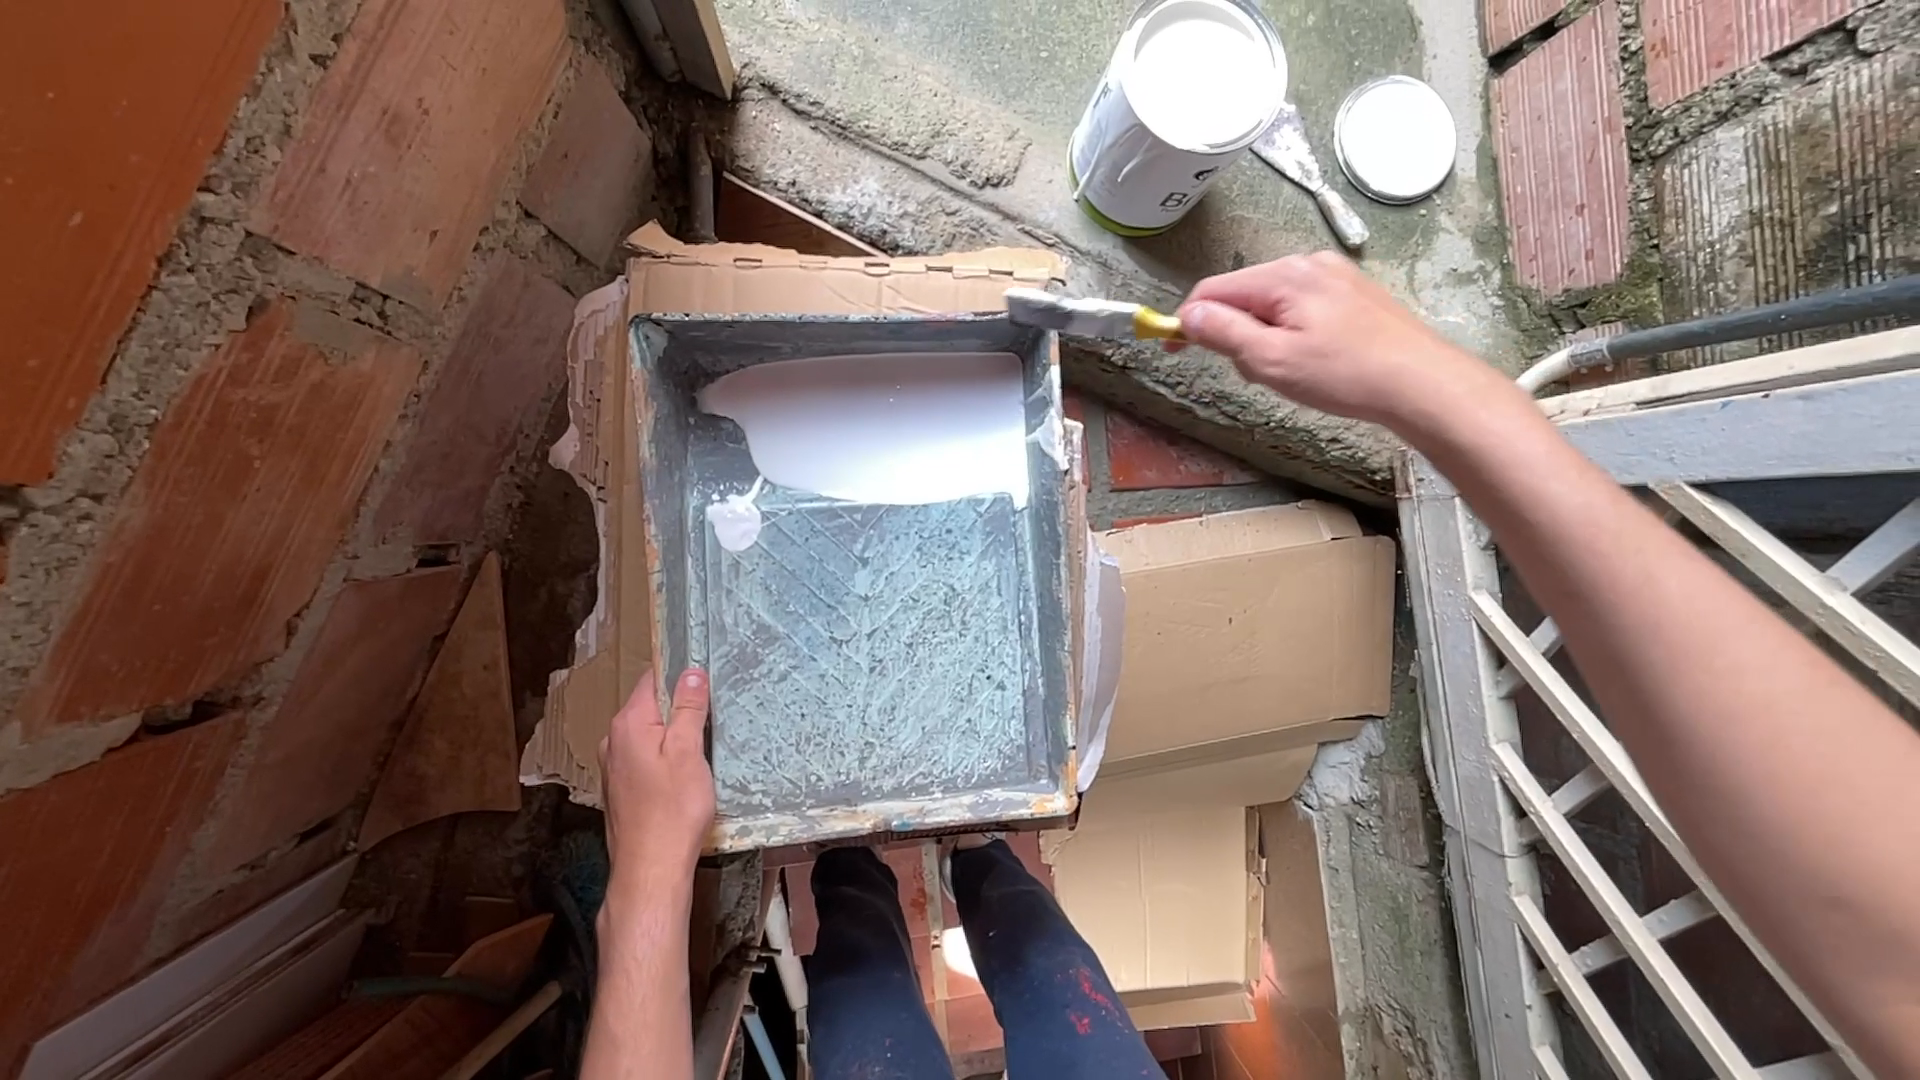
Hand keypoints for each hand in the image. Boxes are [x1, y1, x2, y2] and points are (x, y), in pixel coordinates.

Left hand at [599, 668, 715, 882]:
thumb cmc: (674, 808)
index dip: (680, 676)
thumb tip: (691, 672)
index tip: (707, 681)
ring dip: (673, 735)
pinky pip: (644, 757)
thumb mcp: (688, 751)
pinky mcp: (620, 790)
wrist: (650, 870)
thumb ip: (688, 709)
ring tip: (702, 745)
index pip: (652, 679)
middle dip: (679, 707)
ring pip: (648, 735)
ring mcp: (613, 767)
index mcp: (628, 724)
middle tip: (713, 716)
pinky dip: (664, 757)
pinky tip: (683, 773)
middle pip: (650, 707)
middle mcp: (613, 741)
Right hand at [1173, 251, 1501, 427]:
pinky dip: (1286, 331)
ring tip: (1284, 370)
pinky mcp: (1351, 292)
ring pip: (1269, 302)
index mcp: (1283, 276)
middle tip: (1248, 372)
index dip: (1186, 320)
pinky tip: (1307, 360)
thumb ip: (1223, 333)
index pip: (1212, 290)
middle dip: (1230, 332)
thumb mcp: (1270, 360)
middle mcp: (1307, 263)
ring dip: (1259, 335)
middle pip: (1241, 293)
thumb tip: (1187, 315)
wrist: (1418, 382)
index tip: (1172, 350)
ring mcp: (1333, 275)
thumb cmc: (1343, 374)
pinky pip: (1298, 306)